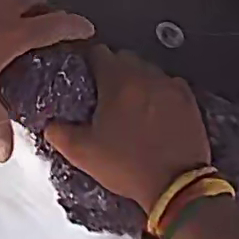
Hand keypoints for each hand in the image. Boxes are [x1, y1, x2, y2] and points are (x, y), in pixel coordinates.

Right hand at [45, 45, 209, 205]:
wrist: (175, 186)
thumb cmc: (128, 165)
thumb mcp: (81, 152)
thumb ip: (57, 132)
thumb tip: (50, 124)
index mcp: (118, 82)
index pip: (97, 52)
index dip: (86, 61)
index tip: (82, 74)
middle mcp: (146, 77)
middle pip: (123, 57)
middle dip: (111, 69)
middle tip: (102, 91)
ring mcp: (171, 88)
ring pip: (147, 69)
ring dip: (135, 79)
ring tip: (127, 102)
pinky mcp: (189, 101)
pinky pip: (168, 84)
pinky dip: (158, 91)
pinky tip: (151, 110)